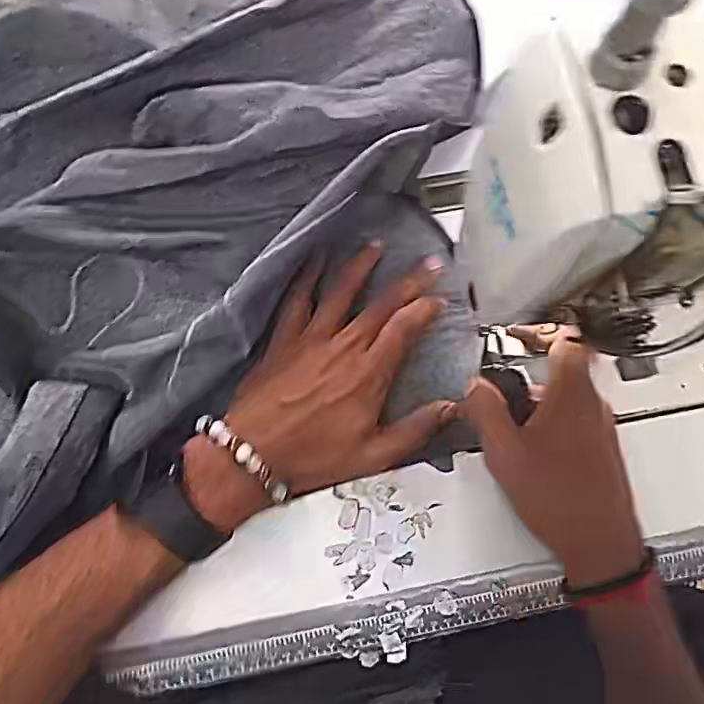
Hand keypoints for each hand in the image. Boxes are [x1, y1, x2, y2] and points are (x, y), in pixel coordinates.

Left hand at [182, 243, 458, 531]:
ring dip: (361, 267)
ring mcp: (311, 340)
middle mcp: (343, 349)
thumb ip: (415, 430)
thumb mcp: (374, 456)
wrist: (254, 455)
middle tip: (427, 264)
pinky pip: (297, 299)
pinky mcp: (284, 341)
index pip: (405, 327)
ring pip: (341, 292)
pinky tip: (313, 260)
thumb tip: (449, 409)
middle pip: (382, 303)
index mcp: (368, 375)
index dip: (426, 309)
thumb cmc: (310, 457)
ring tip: (375, 246)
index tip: (439, 300)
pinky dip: (306, 276)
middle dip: (409, 280)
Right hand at [463, 334, 644, 589]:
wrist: (599, 542)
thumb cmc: (561, 501)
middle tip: (504, 389)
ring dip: (538, 401)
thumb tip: (475, 387)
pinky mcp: (601, 447)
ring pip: (568, 395)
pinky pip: (574, 418)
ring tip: (512, 427)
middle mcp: (593, 405)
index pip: (566, 340)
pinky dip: (550, 422)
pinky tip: (530, 451)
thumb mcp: (504, 453)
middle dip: (529, 374)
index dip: (539, 332)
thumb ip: (485, 412)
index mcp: (571, 396)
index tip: (517, 338)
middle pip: (564, 367)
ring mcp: (601, 426)